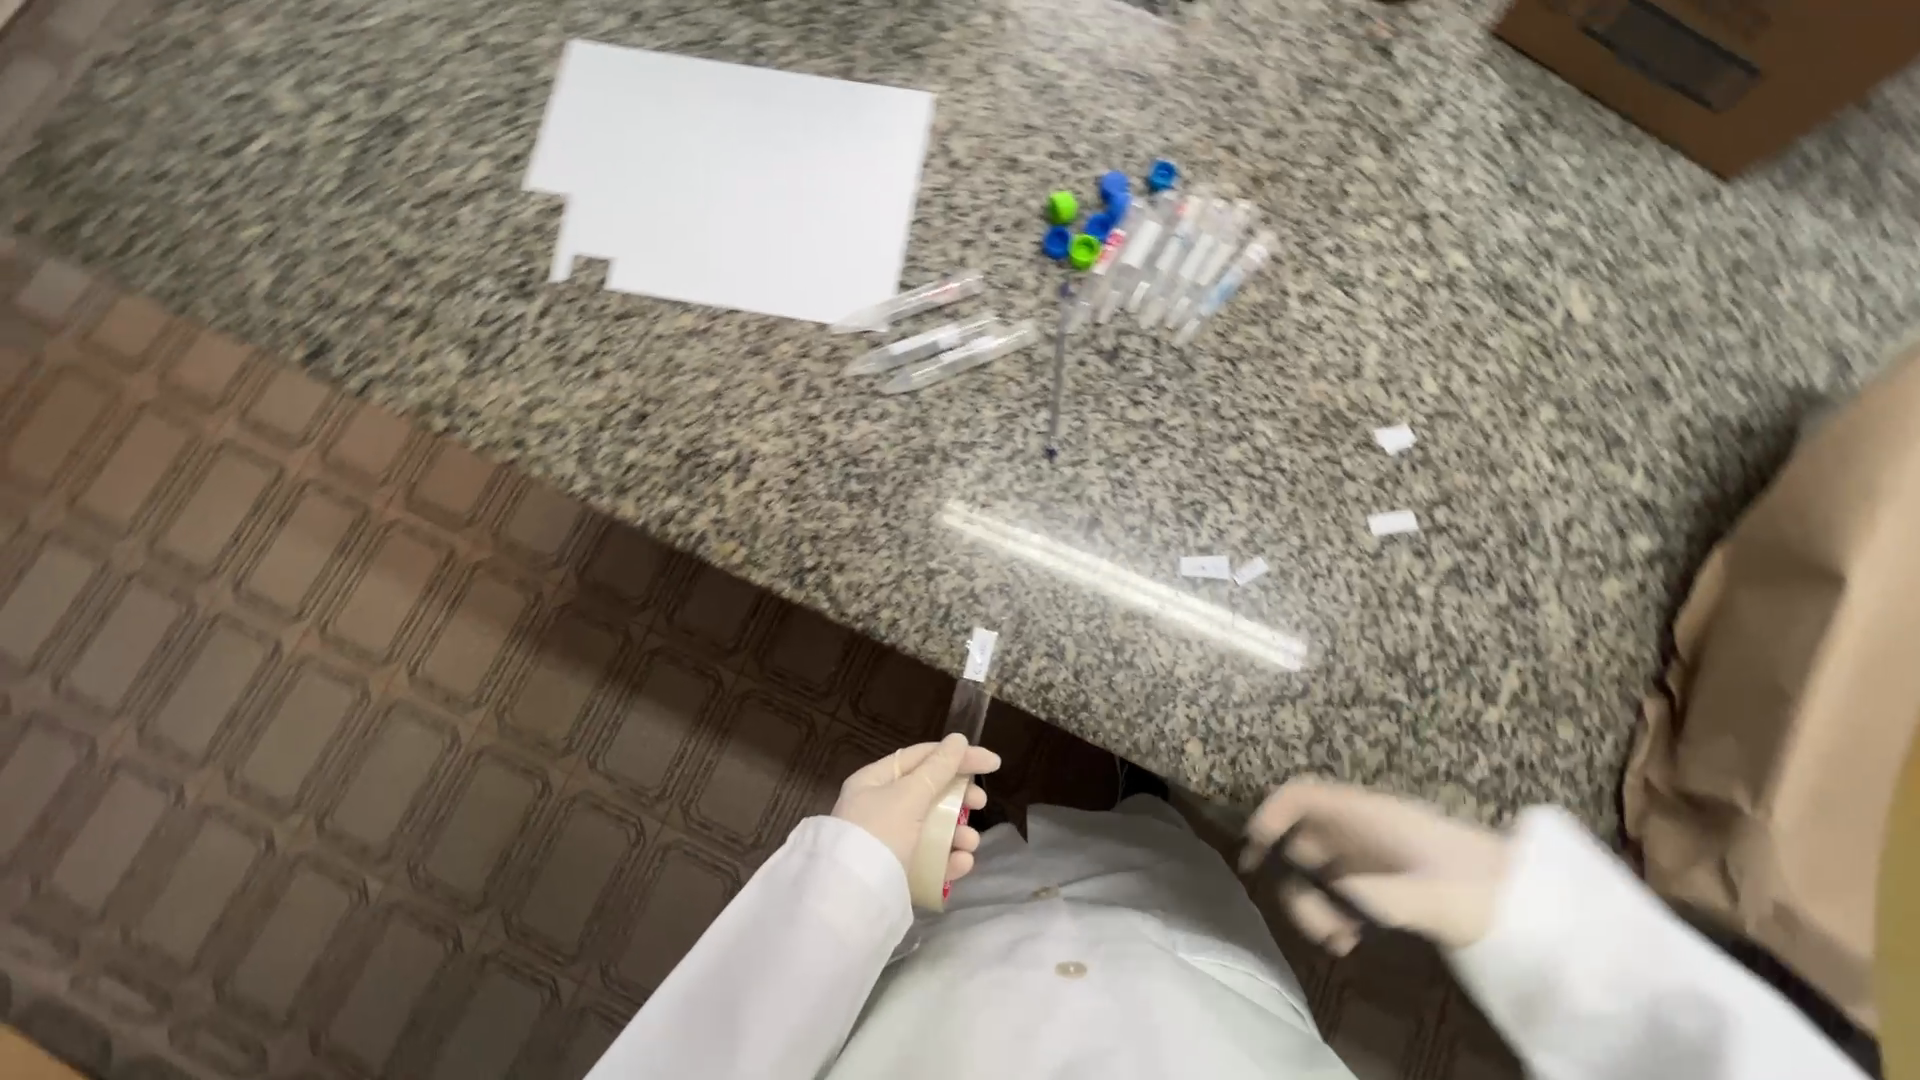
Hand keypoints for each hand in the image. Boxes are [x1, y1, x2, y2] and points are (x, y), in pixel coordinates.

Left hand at [833, 734, 1000, 883]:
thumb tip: (959, 740)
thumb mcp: (909, 796)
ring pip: (933, 828)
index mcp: (875, 780)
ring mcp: (889, 841)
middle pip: (930, 792)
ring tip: (970, 842)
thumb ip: (938, 769)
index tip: (993, 764)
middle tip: (981, 803)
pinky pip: (929, 858)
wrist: (851, 898)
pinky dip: (948, 859)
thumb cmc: (879, 834)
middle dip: (959, 798)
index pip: (922, 757)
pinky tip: (962, 863)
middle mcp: (880, 806)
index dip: (958, 756)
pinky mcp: (898, 871)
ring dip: (957, 832)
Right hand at [1240, 779, 1511, 953]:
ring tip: (1338, 941)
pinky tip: (1352, 940)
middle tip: (1315, 926)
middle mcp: (1364, 827)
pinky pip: (1342, 887)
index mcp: (1370, 815)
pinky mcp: (1387, 878)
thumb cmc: (1484, 891)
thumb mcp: (1432, 898)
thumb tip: (1326, 900)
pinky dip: (1335, 910)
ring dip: (1315, 902)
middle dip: (1296, 880)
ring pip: (1320, 867)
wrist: (1540, 907)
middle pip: (1304, 838)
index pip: (1303, 796)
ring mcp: (1375, 852)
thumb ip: (1375, 897)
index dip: (1271, 815)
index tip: (1258, 854)